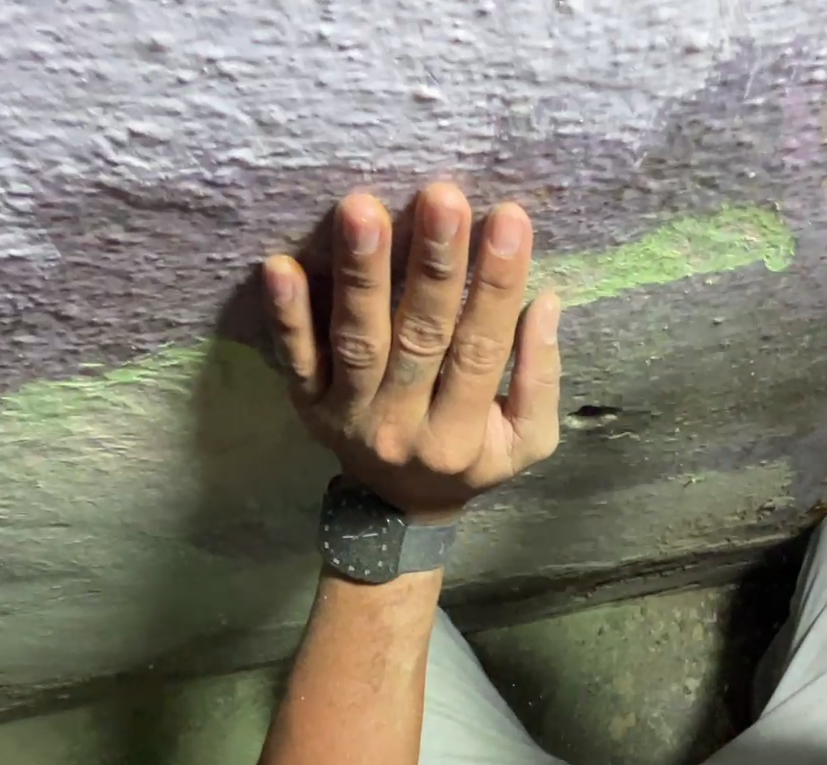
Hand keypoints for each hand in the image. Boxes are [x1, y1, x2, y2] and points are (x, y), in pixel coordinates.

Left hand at [260, 183, 562, 518]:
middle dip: (433, 268)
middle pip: (420, 339)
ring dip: (360, 276)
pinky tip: (280, 267)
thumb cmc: (472, 460)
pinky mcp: (308, 403)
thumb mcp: (525, 442)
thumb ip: (541, 380)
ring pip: (358, 341)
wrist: (399, 505)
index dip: (497, 288)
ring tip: (364, 210)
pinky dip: (287, 316)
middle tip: (442, 198)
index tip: (510, 221)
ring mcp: (349, 415)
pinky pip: (295, 360)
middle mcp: (403, 427)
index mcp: (461, 436)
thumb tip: (546, 304)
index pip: (482, 352)